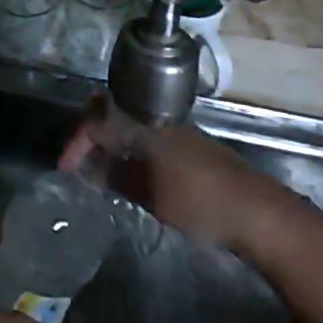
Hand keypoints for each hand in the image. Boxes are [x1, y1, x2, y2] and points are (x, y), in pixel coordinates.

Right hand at [57, 96, 310, 259]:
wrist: (258, 211)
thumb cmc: (202, 202)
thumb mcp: (153, 198)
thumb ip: (119, 180)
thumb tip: (93, 172)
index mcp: (144, 123)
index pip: (96, 121)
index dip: (76, 142)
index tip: (64, 168)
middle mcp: (156, 117)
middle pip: (111, 110)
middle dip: (90, 130)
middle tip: (77, 155)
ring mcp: (173, 127)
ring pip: (128, 120)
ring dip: (108, 138)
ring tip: (95, 164)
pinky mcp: (185, 141)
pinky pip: (144, 131)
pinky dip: (127, 144)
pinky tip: (126, 168)